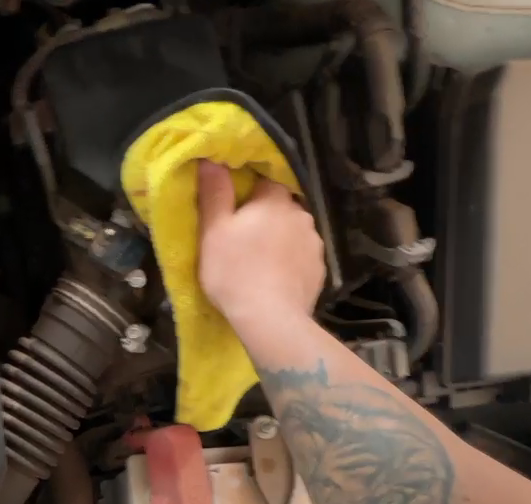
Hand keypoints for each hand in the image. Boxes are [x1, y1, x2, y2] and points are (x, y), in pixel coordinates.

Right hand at [195, 159, 324, 326]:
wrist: (270, 317)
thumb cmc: (234, 272)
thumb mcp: (213, 232)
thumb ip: (214, 194)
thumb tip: (210, 159)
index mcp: (274, 200)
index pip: (265, 181)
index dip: (249, 192)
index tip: (236, 209)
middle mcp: (301, 214)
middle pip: (281, 207)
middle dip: (266, 218)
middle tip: (244, 240)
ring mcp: (314, 242)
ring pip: (293, 232)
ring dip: (280, 241)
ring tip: (261, 264)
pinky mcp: (319, 269)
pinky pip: (301, 258)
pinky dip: (290, 264)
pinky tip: (276, 280)